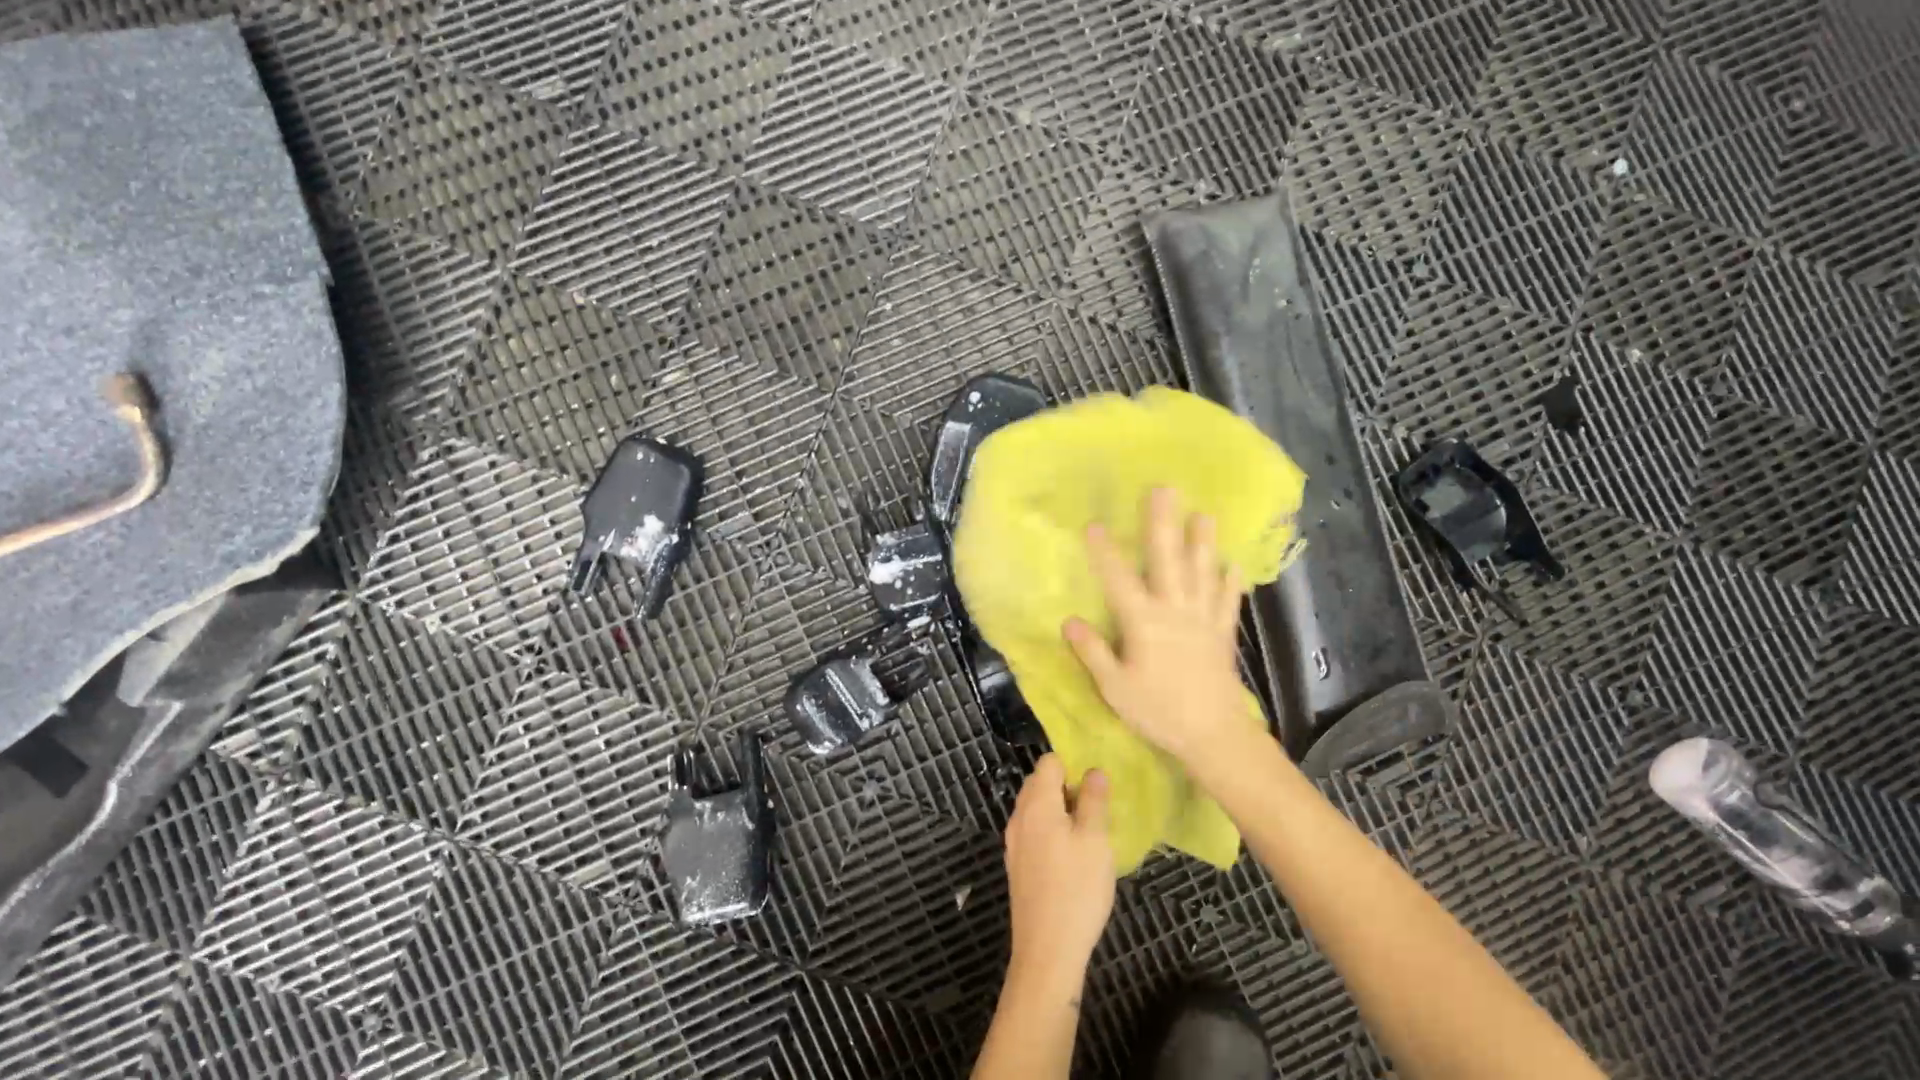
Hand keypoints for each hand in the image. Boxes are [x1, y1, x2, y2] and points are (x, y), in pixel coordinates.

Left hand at [1003, 754, 1114, 983]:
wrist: (1047, 949)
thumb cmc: (1076, 889)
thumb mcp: (1095, 840)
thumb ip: (1094, 801)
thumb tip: (1093, 771)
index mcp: (1037, 804)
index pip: (1049, 763)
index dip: (1074, 765)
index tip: (1097, 782)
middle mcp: (1019, 817)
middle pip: (1040, 784)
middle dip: (1068, 787)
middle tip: (1099, 807)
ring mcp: (1014, 843)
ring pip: (1037, 810)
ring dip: (1062, 812)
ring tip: (1091, 832)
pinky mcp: (1017, 866)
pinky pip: (1034, 833)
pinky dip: (1053, 832)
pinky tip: (1073, 855)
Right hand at [1063, 487, 1254, 775]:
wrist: (1213, 733)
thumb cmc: (1157, 711)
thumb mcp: (1114, 687)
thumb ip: (1092, 652)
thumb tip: (1068, 620)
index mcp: (1143, 622)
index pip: (1118, 579)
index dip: (1104, 552)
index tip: (1093, 524)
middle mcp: (1175, 610)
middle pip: (1167, 560)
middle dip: (1162, 523)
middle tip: (1163, 490)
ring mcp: (1203, 619)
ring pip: (1202, 572)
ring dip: (1202, 541)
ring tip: (1204, 513)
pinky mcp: (1222, 633)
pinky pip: (1227, 601)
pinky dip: (1230, 581)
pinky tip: (1234, 564)